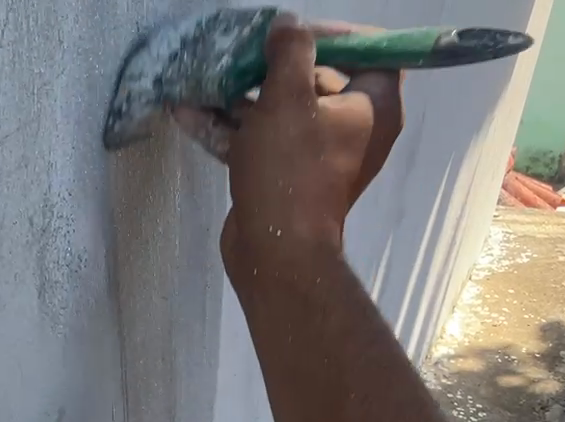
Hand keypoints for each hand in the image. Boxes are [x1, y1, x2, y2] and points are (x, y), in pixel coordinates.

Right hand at [214, 14, 402, 280]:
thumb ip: (290, 52)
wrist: (275, 253)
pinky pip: (260, 143)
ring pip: (279, 114)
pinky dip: (231, 129)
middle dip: (271, 65)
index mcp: (373, 106)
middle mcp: (352, 130)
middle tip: (240, 53)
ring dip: (240, 97)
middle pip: (315, 80)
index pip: (367, 50)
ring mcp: (316, 159)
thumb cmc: (291, 172)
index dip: (330, 34)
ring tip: (206, 78)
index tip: (292, 32)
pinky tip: (191, 113)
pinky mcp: (283, 180)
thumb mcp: (288, 98)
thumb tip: (288, 24)